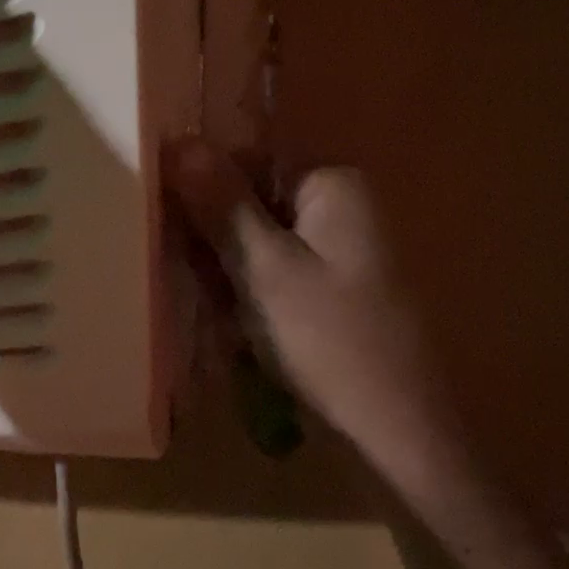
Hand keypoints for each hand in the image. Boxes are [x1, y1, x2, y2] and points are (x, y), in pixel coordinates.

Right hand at [167, 139, 448, 460]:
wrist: (396, 427)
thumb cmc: (328, 338)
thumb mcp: (264, 269)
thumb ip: (221, 204)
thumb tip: (179, 141)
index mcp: (333, 185)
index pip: (247, 162)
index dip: (203, 195)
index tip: (172, 236)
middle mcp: (344, 208)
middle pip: (254, 206)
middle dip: (217, 245)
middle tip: (197, 288)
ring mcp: (344, 254)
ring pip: (261, 248)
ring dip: (230, 279)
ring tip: (217, 318)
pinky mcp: (339, 294)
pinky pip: (280, 280)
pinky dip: (254, 301)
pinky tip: (240, 335)